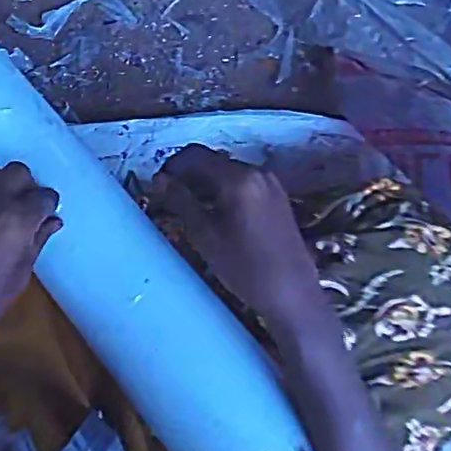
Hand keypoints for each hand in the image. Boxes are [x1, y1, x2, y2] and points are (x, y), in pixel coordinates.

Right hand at [152, 145, 332, 341]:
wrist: (293, 294)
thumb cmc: (245, 268)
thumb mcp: (204, 235)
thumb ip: (181, 201)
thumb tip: (160, 180)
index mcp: (238, 178)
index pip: (194, 155)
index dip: (171, 166)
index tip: (157, 186)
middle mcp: (257, 171)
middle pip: (212, 160)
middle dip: (187, 175)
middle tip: (169, 198)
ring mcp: (270, 183)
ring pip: (227, 171)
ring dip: (205, 183)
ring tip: (190, 208)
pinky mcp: (277, 196)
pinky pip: (242, 182)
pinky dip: (223, 190)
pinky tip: (215, 213)